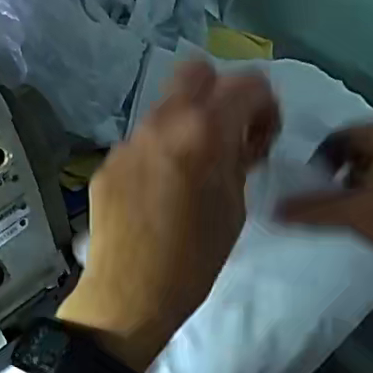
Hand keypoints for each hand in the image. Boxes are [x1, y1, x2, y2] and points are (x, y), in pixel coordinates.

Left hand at [58, 61, 280, 370]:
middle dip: (221, 96)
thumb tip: (237, 144)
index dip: (265, 106)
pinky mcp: (106, 166)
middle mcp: (161, 123)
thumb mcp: (233, 211)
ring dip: (186, 127)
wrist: (128, 298)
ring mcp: (127, 143)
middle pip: (197, 73)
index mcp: (202, 132)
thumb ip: (237, 164)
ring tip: (190, 174)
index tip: (263, 139)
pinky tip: (157, 196)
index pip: (247, 84)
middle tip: (227, 138)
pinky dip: (157, 156)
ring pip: (164, 109)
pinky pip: (140, 145)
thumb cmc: (192, 264)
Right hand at [279, 114, 372, 319]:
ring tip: (360, 214)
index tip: (312, 194)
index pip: (340, 138)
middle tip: (333, 206)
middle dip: (345, 174)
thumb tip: (273, 210)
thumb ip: (313, 210)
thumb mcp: (357, 217)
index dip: (319, 166)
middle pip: (365, 146)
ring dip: (369, 182)